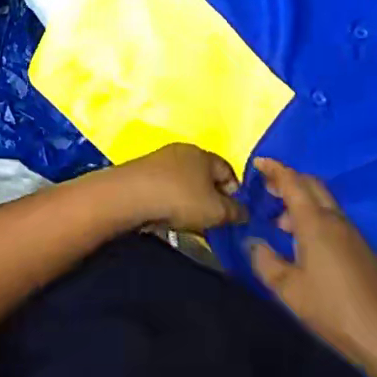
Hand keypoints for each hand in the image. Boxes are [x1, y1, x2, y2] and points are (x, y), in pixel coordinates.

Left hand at [106, 143, 244, 230]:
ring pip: (187, 183)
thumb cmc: (181, 198)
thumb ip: (237, 212)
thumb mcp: (218, 210)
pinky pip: (169, 188)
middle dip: (214, 200)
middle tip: (217, 222)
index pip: (228, 170)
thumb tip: (244, 212)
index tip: (236, 215)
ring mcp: (161, 160)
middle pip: (206, 176)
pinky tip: (174, 218)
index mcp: (202, 154)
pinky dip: (175, 202)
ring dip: (194, 203)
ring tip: (196, 224)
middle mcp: (182, 151)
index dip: (236, 193)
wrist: (132, 195)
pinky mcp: (146, 172)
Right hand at [247, 160, 376, 376]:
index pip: (292, 182)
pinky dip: (320, 224)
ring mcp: (359, 239)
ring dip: (304, 206)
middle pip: (313, 186)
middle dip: (290, 181)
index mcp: (315, 223)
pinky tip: (313, 250)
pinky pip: (340, 226)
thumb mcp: (288, 289)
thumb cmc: (335, 310)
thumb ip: (264, 260)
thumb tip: (253, 241)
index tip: (258, 162)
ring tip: (285, 225)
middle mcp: (338, 223)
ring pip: (327, 207)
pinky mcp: (372, 257)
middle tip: (270, 189)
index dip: (274, 168)